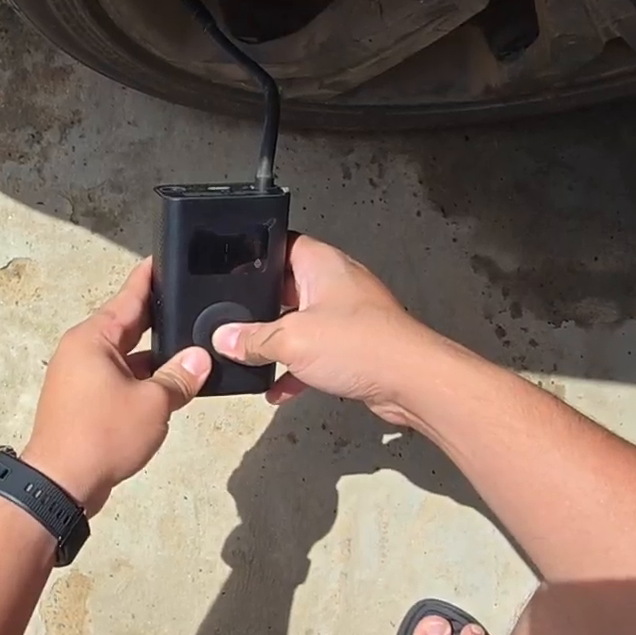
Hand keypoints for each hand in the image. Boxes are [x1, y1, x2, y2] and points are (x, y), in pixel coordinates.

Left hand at [23, 259, 211, 514]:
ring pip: (126, 357)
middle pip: (128, 326)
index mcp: (94, 339)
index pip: (128, 296)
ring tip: (193, 349)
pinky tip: (170, 385)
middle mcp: (83, 351)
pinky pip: (119, 380)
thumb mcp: (152, 404)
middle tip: (192, 302)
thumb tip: (199, 359)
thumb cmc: (102, 435)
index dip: (150, 278)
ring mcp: (80, 378)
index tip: (165, 258)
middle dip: (160, 319)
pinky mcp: (83, 403)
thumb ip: (180, 377)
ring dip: (155, 358)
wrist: (61, 484)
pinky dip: (142, 381)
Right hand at [210, 234, 436, 426]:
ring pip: (301, 323)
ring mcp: (347, 316)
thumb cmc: (364, 345)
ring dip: (278, 342)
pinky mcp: (354, 346)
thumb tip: (226, 339)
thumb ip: (252, 339)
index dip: (255, 256)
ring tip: (253, 356)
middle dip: (261, 307)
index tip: (231, 271)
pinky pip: (315, 353)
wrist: (410, 382)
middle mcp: (336, 284)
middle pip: (287, 288)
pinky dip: (296, 369)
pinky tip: (279, 389)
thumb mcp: (291, 340)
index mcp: (322, 265)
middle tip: (235, 320)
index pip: (282, 245)